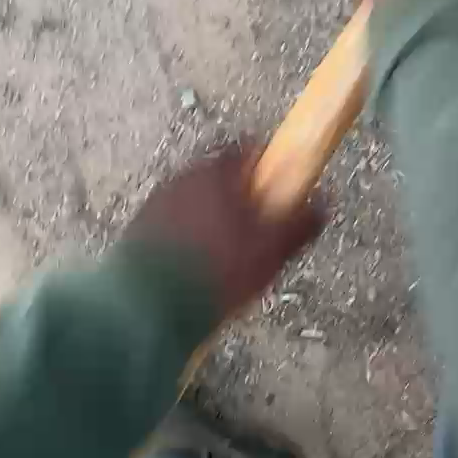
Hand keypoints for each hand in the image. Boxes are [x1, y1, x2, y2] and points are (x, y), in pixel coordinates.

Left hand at [128, 144, 323, 309]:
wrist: (146, 308)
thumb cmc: (217, 271)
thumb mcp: (273, 251)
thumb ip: (301, 223)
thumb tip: (323, 204)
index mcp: (219, 171)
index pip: (249, 149)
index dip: (268, 166)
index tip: (278, 187)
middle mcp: (184, 176)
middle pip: (220, 176)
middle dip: (236, 196)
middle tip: (253, 229)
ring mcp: (155, 203)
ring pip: (193, 200)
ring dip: (208, 217)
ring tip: (223, 255)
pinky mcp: (135, 231)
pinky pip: (170, 225)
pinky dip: (184, 237)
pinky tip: (194, 268)